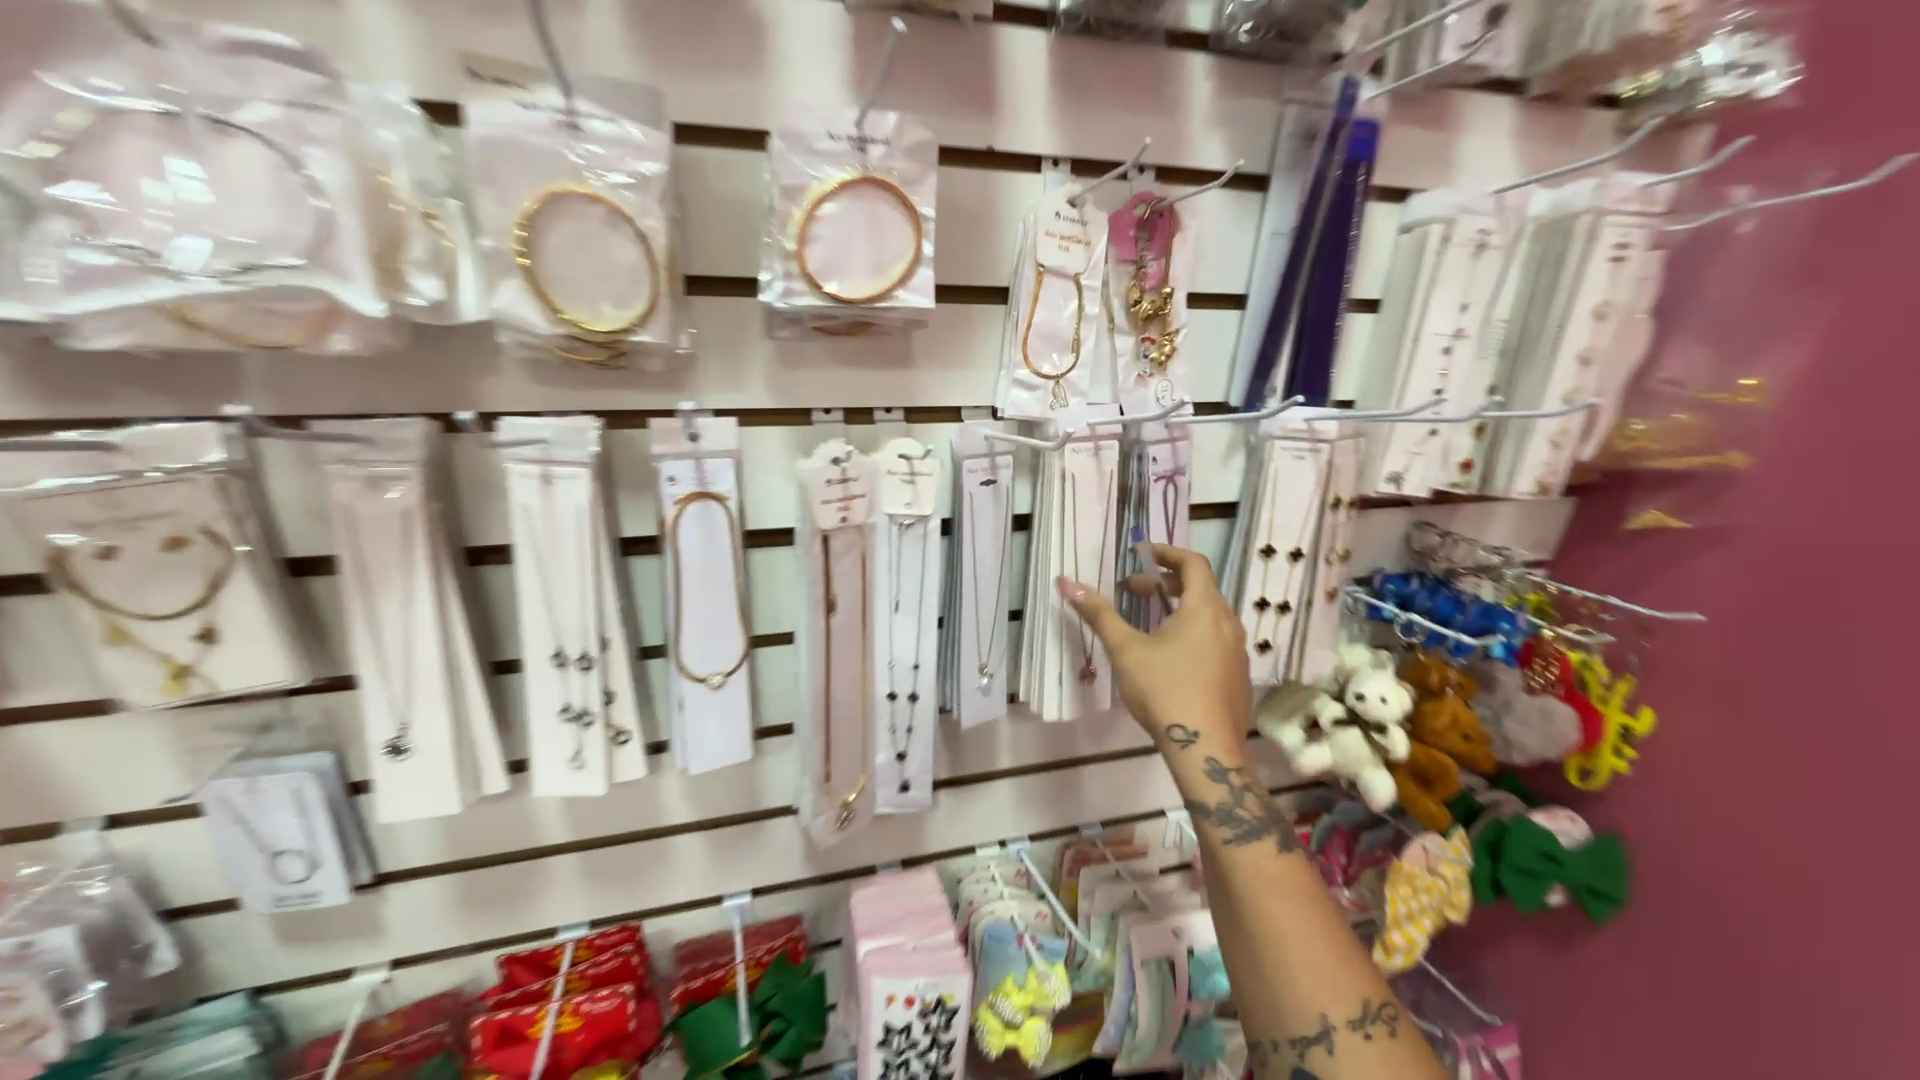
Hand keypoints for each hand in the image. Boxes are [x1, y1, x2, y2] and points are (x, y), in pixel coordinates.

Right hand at [1056, 544, 1250, 757]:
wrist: (1206, 748)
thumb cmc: (1164, 690)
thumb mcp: (1125, 650)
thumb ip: (1099, 614)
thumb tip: (1067, 582)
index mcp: (1205, 608)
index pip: (1193, 562)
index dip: (1167, 552)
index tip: (1141, 554)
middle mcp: (1228, 623)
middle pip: (1200, 588)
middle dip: (1165, 583)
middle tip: (1132, 591)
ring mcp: (1238, 651)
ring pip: (1209, 616)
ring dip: (1179, 609)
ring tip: (1148, 623)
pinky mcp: (1238, 676)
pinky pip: (1216, 640)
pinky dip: (1193, 632)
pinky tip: (1171, 658)